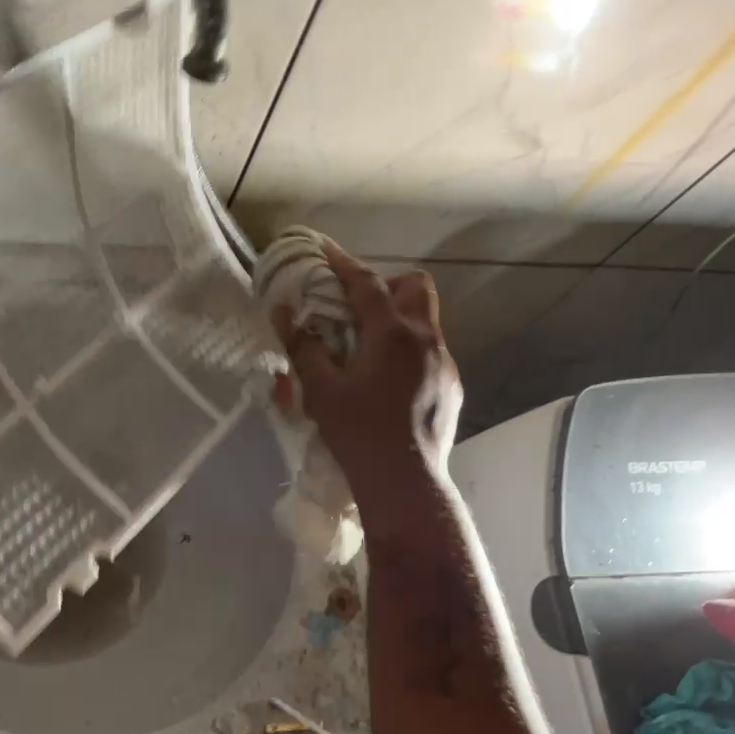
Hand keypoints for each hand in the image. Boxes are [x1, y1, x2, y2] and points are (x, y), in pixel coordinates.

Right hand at [272, 238, 461, 538]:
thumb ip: (302, 346)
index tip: (325, 252)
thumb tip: (283, 311)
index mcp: (392, 333)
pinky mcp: (452, 387)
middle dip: (385, 285)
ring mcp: (444, 363)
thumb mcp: (320, 390)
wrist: (404, 481)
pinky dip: (406, 352)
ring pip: (425, 321)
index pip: (367, 284)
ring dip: (397, 320)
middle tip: (355, 306)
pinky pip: (430, 353)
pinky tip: (386, 383)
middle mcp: (426, 339)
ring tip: (367, 347)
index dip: (343, 264)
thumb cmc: (357, 433)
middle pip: (415, 287)